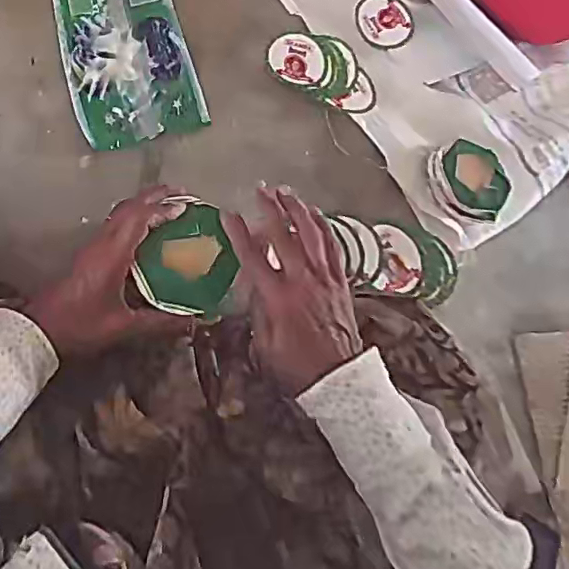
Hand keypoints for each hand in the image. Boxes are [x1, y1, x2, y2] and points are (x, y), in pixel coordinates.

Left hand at [25, 185, 193, 361]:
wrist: (41, 331)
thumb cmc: (81, 325)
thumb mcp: (124, 327)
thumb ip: (160, 322)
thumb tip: (192, 321)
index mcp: (113, 253)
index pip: (140, 218)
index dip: (163, 209)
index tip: (185, 207)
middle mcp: (103, 242)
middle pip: (129, 207)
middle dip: (155, 196)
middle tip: (180, 192)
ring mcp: (94, 246)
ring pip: (120, 212)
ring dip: (143, 203)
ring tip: (166, 204)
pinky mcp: (89, 253)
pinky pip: (115, 223)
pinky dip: (134, 216)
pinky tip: (145, 230)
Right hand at [223, 185, 362, 395]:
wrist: (336, 377)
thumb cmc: (296, 365)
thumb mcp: (264, 343)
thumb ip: (257, 308)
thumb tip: (253, 282)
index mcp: (278, 297)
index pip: (253, 256)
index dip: (238, 232)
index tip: (228, 214)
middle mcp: (302, 280)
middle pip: (284, 234)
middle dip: (270, 209)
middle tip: (260, 191)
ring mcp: (324, 277)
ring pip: (311, 233)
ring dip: (298, 209)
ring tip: (286, 193)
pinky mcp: (340, 279)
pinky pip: (332, 245)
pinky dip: (323, 226)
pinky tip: (315, 214)